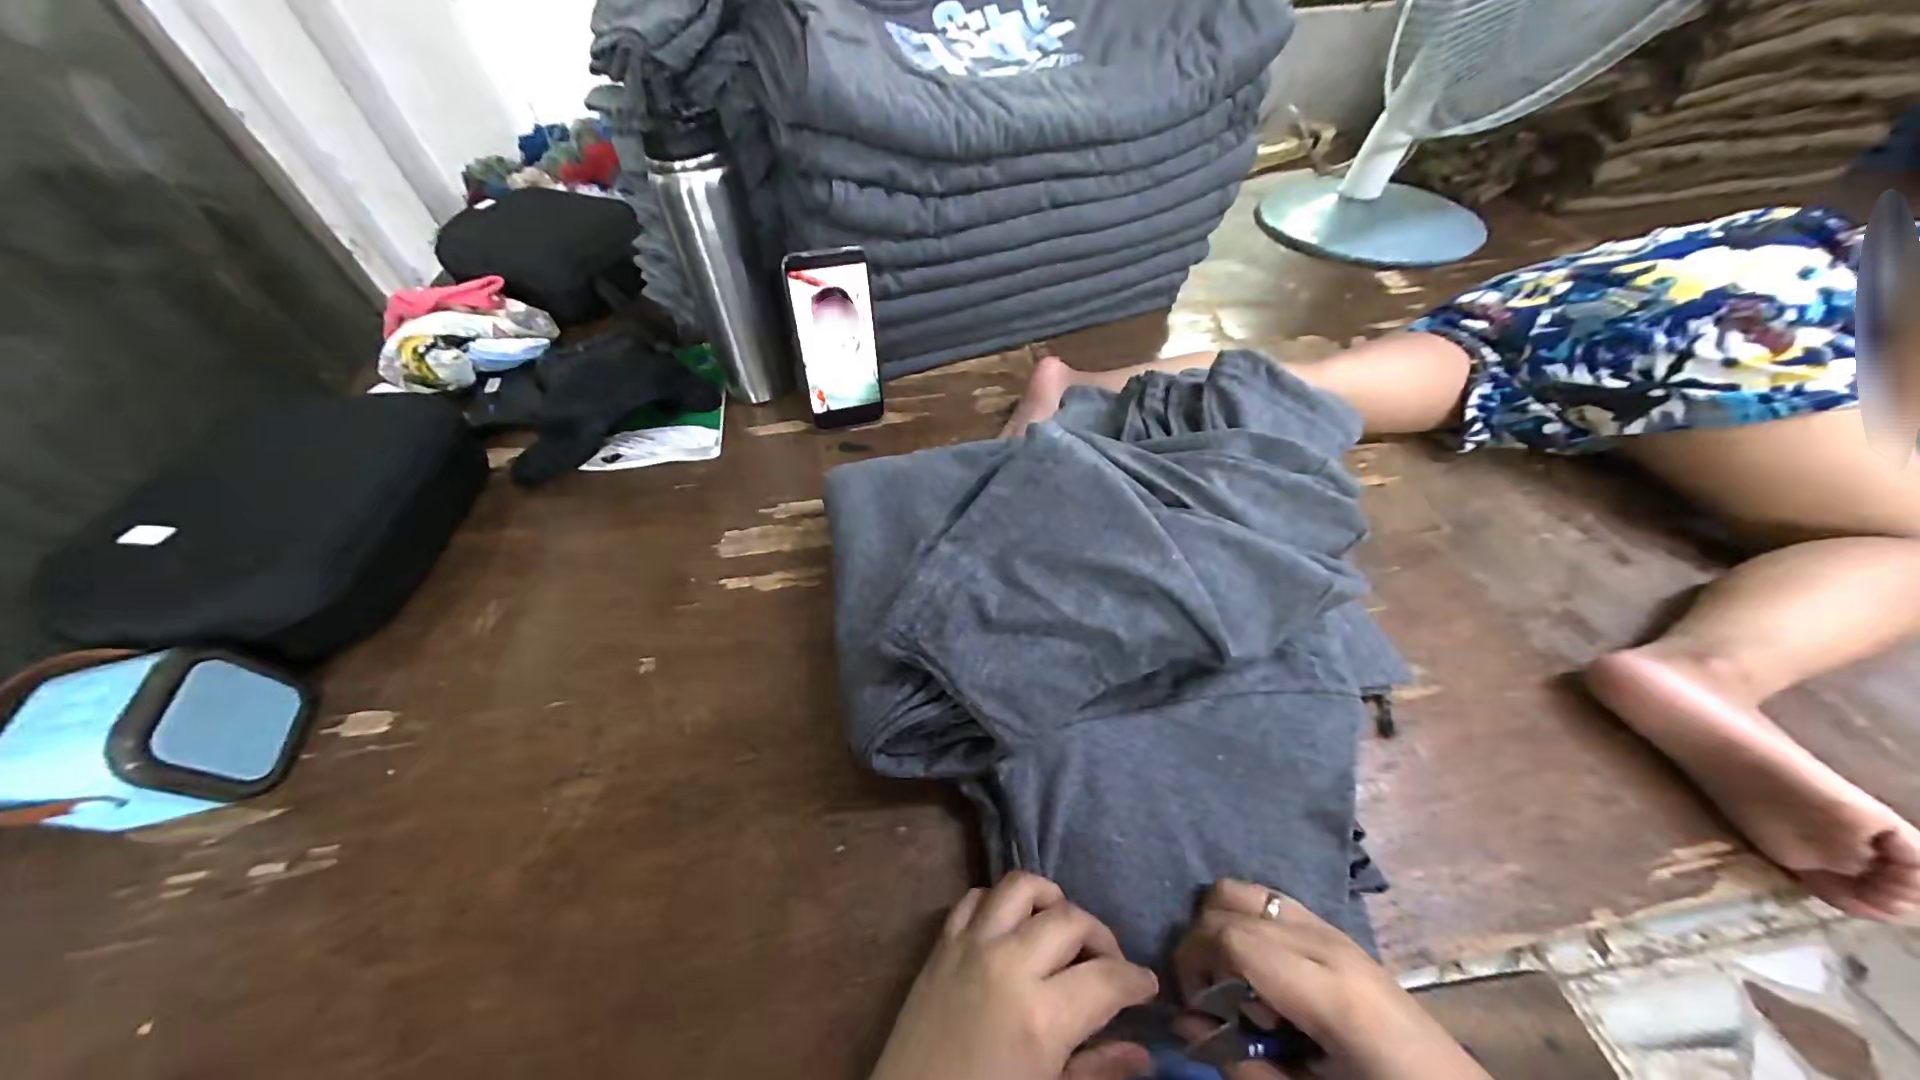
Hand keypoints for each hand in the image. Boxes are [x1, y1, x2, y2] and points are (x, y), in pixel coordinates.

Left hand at [869, 871, 1160, 1079]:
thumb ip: (1097, 1071)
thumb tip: (1142, 1053)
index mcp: (1042, 1015)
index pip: (1107, 978)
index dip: (1135, 980)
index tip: (1146, 985)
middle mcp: (1009, 963)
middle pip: (1070, 919)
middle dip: (1101, 936)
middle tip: (1109, 963)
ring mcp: (971, 944)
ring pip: (1021, 886)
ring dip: (1051, 899)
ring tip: (1061, 926)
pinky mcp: (942, 941)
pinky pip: (976, 896)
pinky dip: (999, 900)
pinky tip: (1010, 926)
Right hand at [1173, 880, 1488, 1079]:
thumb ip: (1244, 1063)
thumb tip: (1184, 1023)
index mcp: (1328, 989)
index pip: (1230, 936)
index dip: (1192, 962)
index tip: (1193, 1006)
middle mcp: (1325, 941)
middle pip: (1227, 899)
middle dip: (1200, 941)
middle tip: (1210, 993)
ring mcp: (1333, 928)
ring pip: (1245, 889)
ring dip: (1222, 925)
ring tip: (1236, 980)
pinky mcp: (1336, 930)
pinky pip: (1270, 904)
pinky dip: (1247, 925)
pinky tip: (1265, 975)